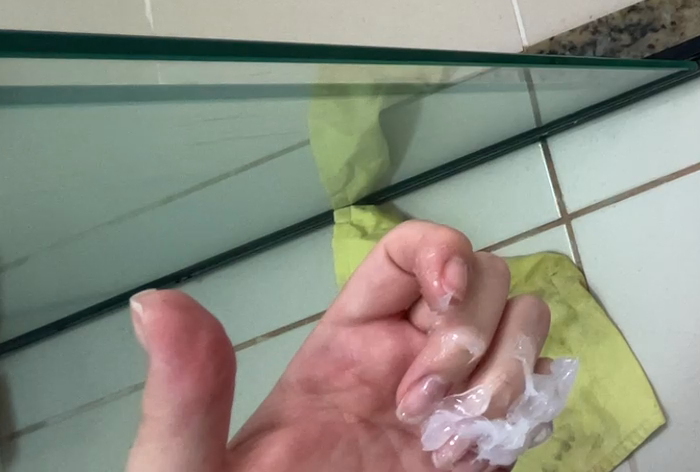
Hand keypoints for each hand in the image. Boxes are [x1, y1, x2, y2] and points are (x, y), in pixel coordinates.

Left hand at [127, 221, 550, 471]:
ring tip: (454, 441)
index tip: (443, 296)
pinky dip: (529, 406)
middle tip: (421, 405)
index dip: (445, 250)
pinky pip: (546, 381)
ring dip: (507, 369)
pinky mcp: (497, 428)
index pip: (416, 248)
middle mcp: (420, 347)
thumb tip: (153, 300)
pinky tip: (482, 455)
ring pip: (529, 318)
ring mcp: (465, 385)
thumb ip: (185, 396)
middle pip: (489, 276)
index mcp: (354, 338)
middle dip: (472, 332)